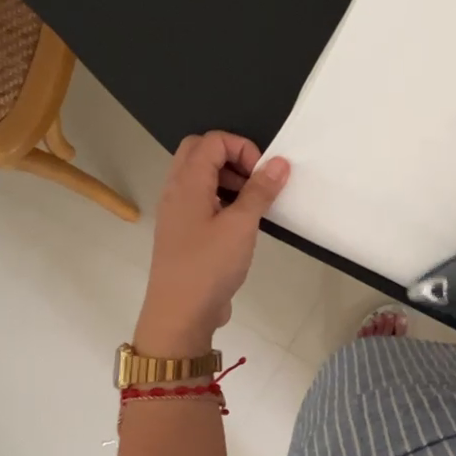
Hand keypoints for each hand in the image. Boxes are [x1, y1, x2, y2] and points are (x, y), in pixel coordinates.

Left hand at [133, 132, 289, 357]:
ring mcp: (178, 212)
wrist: (180, 314)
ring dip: (229, 180)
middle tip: (256, 183)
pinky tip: (241, 224)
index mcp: (187, 183)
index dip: (242, 149)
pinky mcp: (184, 232)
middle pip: (200, 152)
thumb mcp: (241, 226)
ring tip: (252, 204)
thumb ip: (260, 191)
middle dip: (233, 158)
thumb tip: (279, 163)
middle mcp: (176, 191)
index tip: (263, 175)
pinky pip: (202, 200)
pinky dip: (222, 199)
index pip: (212, 141)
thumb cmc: (209, 266)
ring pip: (200, 177)